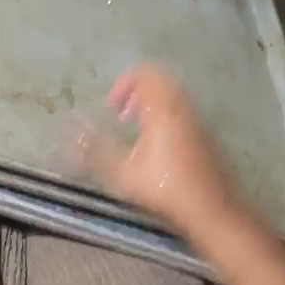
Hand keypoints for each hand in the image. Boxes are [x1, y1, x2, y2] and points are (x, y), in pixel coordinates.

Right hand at [85, 64, 239, 232]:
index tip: (112, 107)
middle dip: (138, 91)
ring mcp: (198, 120)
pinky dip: (167, 114)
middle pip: (161, 80)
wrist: (212, 211)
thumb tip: (73, 130)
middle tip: (123, 113)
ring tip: (137, 127)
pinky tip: (159, 144)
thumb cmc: (165, 190)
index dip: (124, 83)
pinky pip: (184, 109)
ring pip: (174, 95)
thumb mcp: (123, 173)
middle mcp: (183, 108)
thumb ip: (96, 150)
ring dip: (153, 103)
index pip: (145, 74)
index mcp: (162, 110)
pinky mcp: (207, 135)